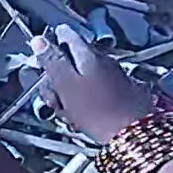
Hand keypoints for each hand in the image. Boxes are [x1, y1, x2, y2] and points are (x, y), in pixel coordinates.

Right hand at [34, 25, 155, 141]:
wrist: (134, 135)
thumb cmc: (100, 111)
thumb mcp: (67, 84)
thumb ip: (52, 61)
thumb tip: (39, 40)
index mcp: (89, 56)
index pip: (67, 37)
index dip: (52, 43)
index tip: (42, 54)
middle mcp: (104, 62)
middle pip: (73, 62)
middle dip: (58, 78)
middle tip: (53, 96)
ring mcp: (114, 78)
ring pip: (82, 80)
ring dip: (69, 94)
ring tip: (67, 111)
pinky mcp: (121, 95)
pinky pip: (94, 93)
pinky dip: (83, 103)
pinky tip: (81, 117)